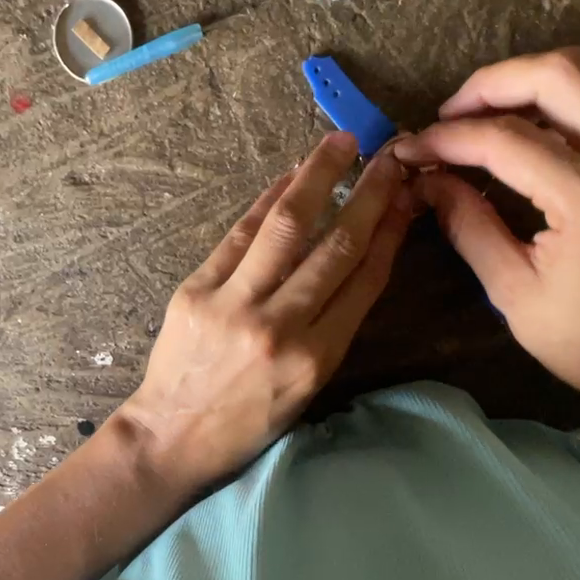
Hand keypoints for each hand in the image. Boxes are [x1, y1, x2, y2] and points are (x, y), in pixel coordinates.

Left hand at [112, 133, 416, 492]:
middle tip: (389, 157)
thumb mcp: (306, 391)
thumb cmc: (247, 424)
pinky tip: (288, 178)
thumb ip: (332, 331)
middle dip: (369, 196)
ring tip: (339, 142)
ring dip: (316, 177)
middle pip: (336, 247)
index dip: (391, 232)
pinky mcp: (196, 291)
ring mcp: (234, 305)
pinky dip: (266, 201)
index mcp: (316, 359)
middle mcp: (281, 327)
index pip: (365, 281)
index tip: (406, 196)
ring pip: (286, 227)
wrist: (172, 437)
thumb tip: (358, 263)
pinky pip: (239, 236)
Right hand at [392, 47, 579, 455]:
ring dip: (540, 76)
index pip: (504, 139)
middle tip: (449, 115)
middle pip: (559, 73)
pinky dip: (578, 90)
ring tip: (496, 111)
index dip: (447, 139)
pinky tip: (543, 124)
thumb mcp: (511, 291)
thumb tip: (428, 182)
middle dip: (492, 83)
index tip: (408, 148)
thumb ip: (469, 226)